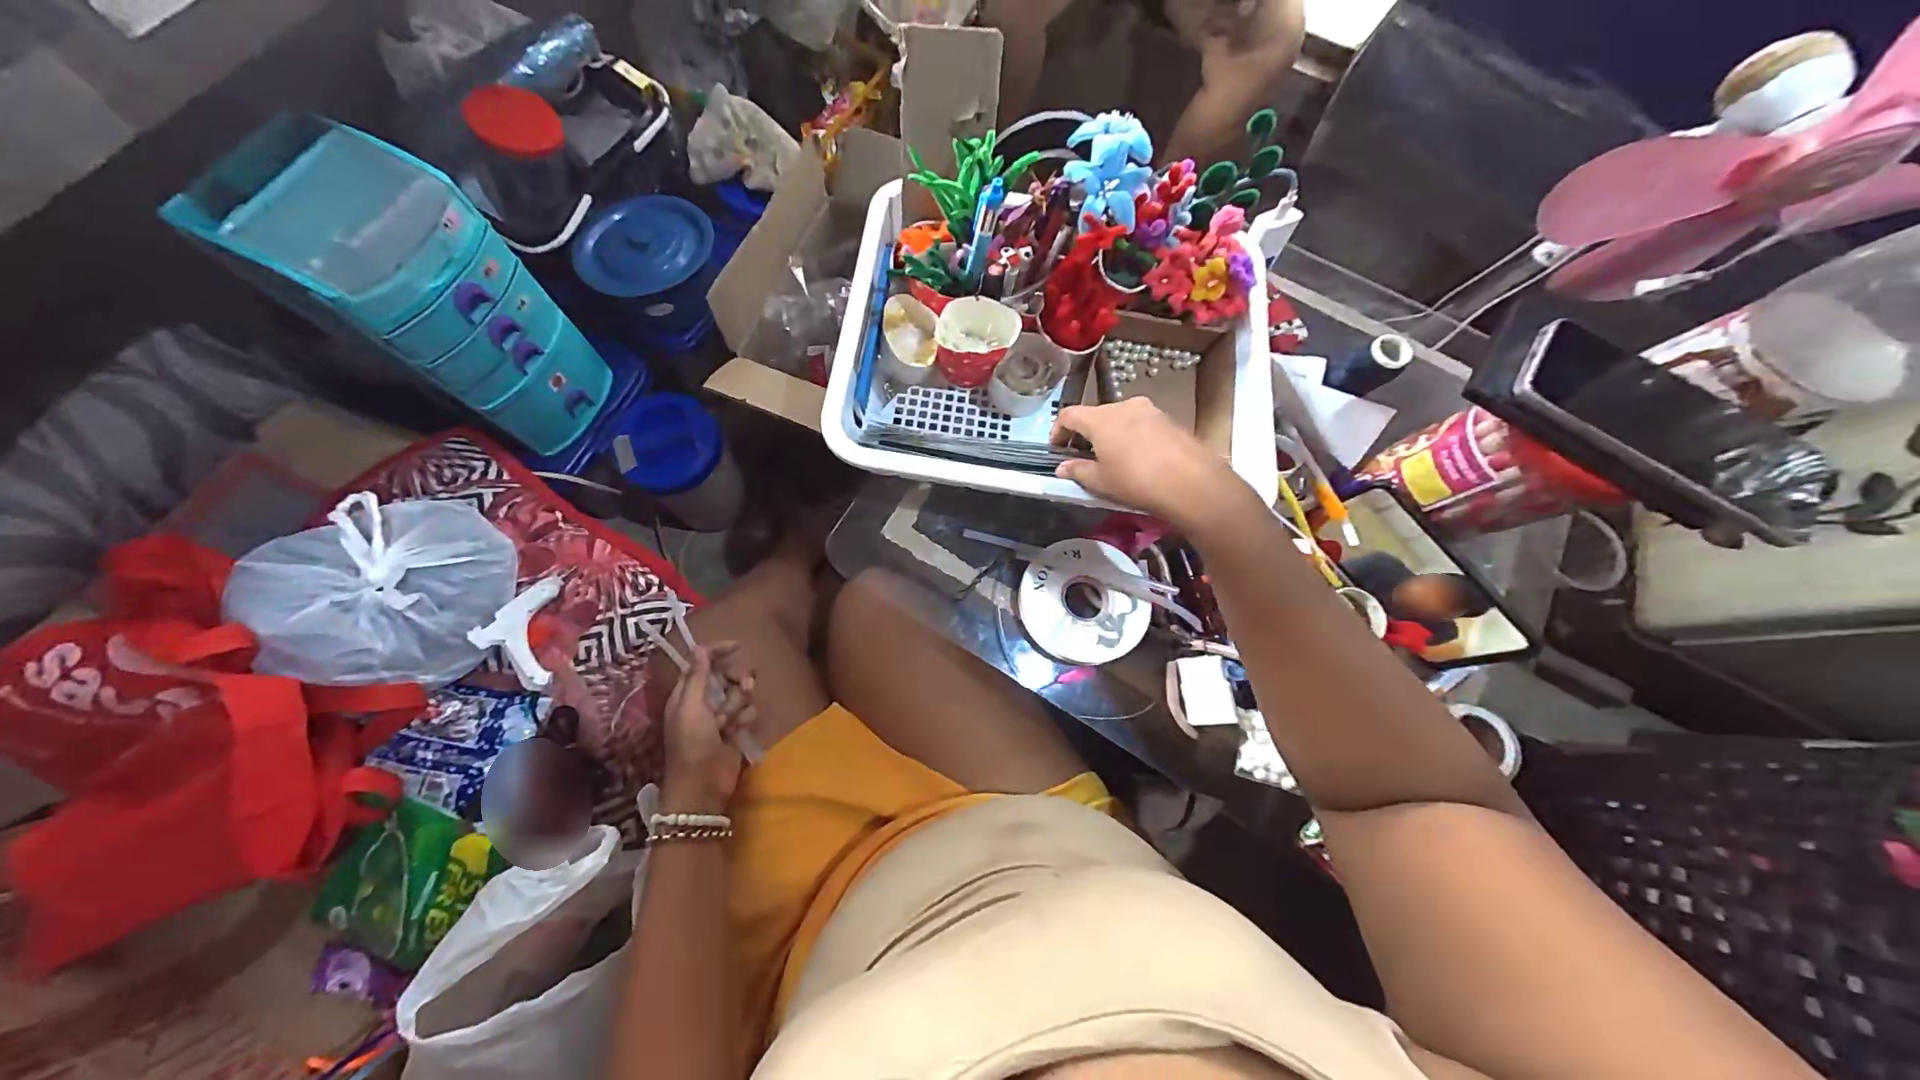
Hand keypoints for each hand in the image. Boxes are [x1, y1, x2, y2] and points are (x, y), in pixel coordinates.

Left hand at [661, 643, 756, 811]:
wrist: (702, 786)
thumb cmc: (691, 745)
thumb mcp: (690, 707)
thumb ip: (696, 677)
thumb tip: (700, 647)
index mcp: (685, 694)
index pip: (701, 662)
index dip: (717, 651)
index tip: (738, 647)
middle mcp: (702, 701)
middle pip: (725, 676)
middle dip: (737, 679)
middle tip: (744, 685)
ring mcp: (719, 716)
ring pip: (740, 694)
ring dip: (739, 704)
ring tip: (730, 722)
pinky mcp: (735, 730)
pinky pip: (748, 712)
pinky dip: (745, 719)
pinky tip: (738, 731)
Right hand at [1051, 398, 1252, 527]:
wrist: (1192, 483)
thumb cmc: (1137, 481)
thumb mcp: (1101, 481)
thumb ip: (1078, 471)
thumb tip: (1062, 468)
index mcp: (1101, 418)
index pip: (1069, 414)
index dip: (1058, 431)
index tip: (1057, 450)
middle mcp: (1124, 406)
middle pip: (1096, 415)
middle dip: (1085, 434)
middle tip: (1083, 458)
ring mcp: (1150, 410)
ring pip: (1120, 419)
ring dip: (1110, 435)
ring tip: (1112, 461)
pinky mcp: (1170, 420)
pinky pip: (1141, 425)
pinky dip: (1132, 438)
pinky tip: (1138, 461)